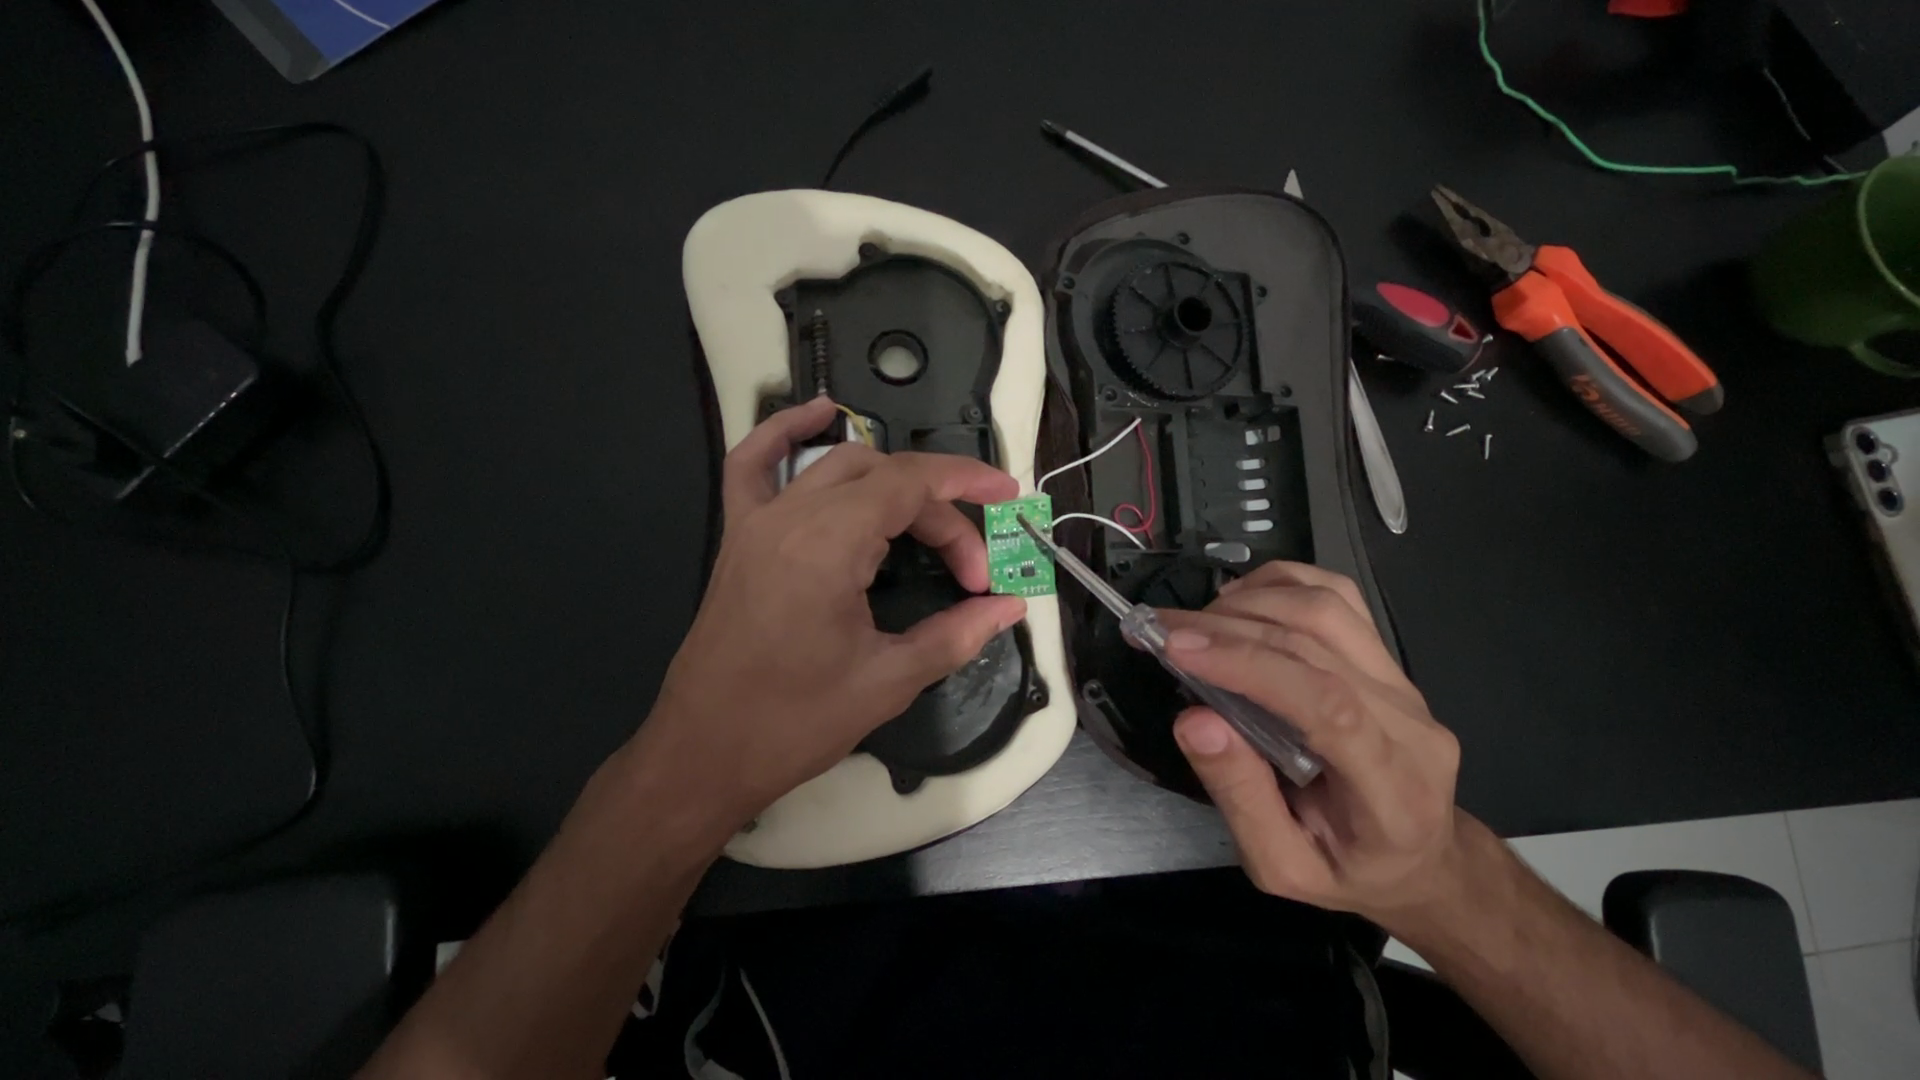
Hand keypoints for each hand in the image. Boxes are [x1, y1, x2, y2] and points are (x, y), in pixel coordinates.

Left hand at [642, 396, 1027, 821]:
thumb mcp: (888, 681)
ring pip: (836, 467)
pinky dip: (786, 433)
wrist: (703, 753)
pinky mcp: (738, 537)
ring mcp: (757, 522)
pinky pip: (755, 464)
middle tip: (971, 574)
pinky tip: (819, 414)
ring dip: (890, 482)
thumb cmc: (794, 723)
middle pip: (883, 479)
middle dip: (939, 512)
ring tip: (930, 520)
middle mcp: (790, 517)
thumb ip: (956, 634)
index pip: (911, 485)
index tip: (1008, 497)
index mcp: (828, 545)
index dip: (967, 484)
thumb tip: (1010, 607)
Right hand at [1157, 562, 1462, 927]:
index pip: (1325, 703)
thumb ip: (1240, 795)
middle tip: (1157, 626)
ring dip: (1250, 601)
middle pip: (1318, 643)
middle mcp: (1410, 723)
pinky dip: (1282, 584)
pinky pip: (1339, 599)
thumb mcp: (1281, 866)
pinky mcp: (1390, 662)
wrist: (1419, 860)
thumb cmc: (1345, 870)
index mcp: (1390, 788)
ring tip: (1192, 621)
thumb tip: (1193, 719)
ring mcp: (1405, 684)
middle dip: (1226, 626)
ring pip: (1328, 608)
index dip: (1248, 664)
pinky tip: (1238, 601)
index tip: (1176, 646)